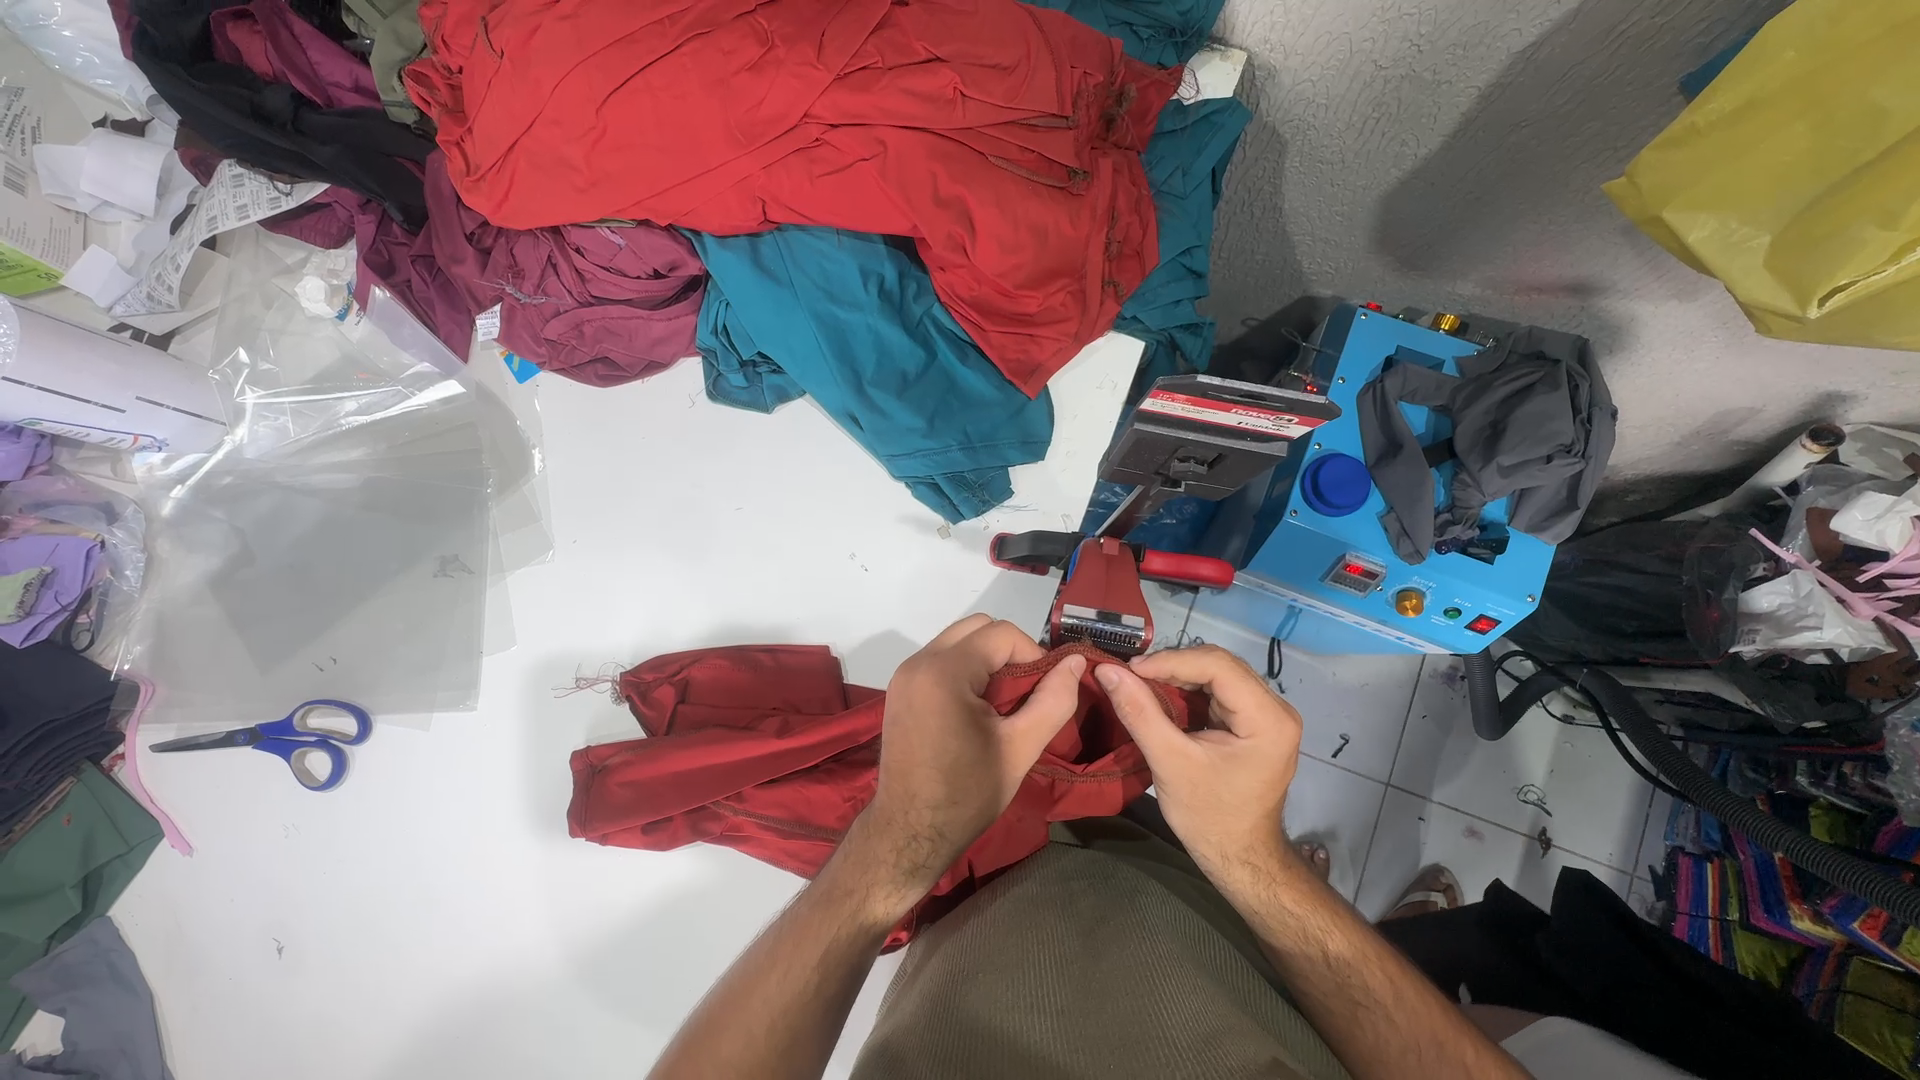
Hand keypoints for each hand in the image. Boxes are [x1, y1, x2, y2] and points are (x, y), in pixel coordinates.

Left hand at [850, 615, 1084, 913]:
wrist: (908, 834)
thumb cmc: (966, 795)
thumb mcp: (1020, 748)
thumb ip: (1053, 700)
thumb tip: (1074, 662)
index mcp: (943, 671)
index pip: (1001, 634)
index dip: (1033, 656)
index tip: (1047, 691)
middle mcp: (918, 662)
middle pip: (976, 628)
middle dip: (1009, 652)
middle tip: (1026, 694)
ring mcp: (904, 675)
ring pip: (958, 641)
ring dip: (987, 661)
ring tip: (1005, 704)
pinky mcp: (900, 690)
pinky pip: (941, 660)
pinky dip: (966, 671)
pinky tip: (979, 710)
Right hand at [1094, 646, 1303, 879]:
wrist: (1238, 856)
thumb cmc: (1208, 816)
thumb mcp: (1169, 762)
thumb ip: (1139, 712)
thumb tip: (1107, 669)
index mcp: (1268, 718)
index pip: (1218, 666)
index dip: (1171, 660)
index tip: (1130, 669)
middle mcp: (1276, 709)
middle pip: (1220, 665)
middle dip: (1173, 666)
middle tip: (1131, 675)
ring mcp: (1268, 715)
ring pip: (1218, 675)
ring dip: (1178, 676)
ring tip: (1140, 683)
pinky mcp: (1255, 723)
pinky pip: (1219, 691)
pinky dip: (1188, 690)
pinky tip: (1161, 696)